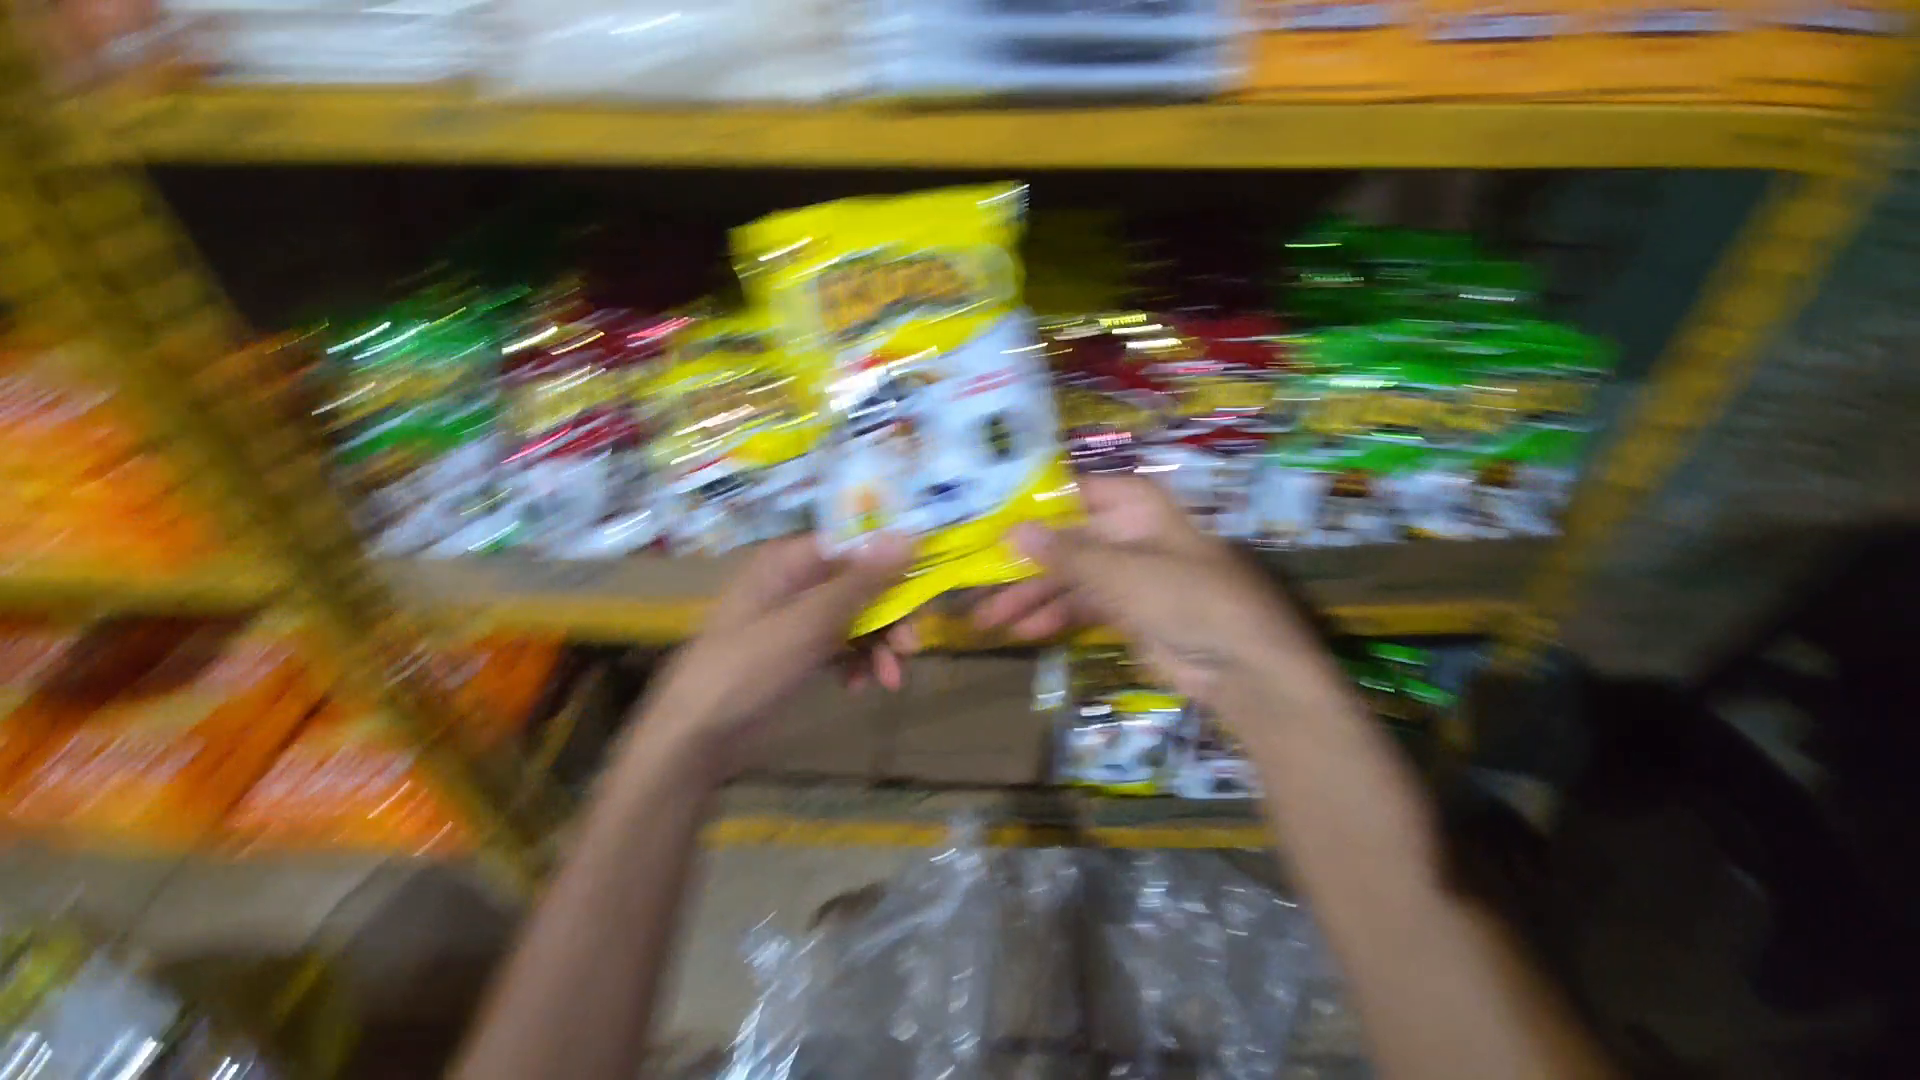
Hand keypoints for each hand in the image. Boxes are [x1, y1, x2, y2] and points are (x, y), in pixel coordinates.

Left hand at [636, 534, 913, 781]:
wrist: (696, 737)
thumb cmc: (748, 668)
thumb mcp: (809, 623)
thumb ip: (860, 582)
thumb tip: (908, 534)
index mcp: (789, 562)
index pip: (855, 545)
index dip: (893, 562)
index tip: (928, 585)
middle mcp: (794, 583)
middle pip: (860, 585)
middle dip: (890, 616)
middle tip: (912, 647)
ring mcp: (795, 620)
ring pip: (855, 620)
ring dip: (878, 646)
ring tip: (891, 680)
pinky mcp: (797, 654)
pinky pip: (840, 647)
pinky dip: (855, 664)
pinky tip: (858, 687)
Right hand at [972, 474, 1316, 708]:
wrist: (1244, 666)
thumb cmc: (1187, 599)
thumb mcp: (1120, 573)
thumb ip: (1064, 553)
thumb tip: (1011, 530)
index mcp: (1135, 506)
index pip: (1072, 492)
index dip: (1029, 504)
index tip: (983, 519)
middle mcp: (1129, 532)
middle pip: (1064, 541)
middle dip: (1022, 565)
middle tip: (973, 583)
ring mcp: (1130, 574)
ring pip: (1069, 579)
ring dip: (1031, 598)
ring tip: (987, 620)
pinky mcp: (1129, 612)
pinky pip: (1083, 607)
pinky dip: (1056, 617)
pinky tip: (1024, 631)